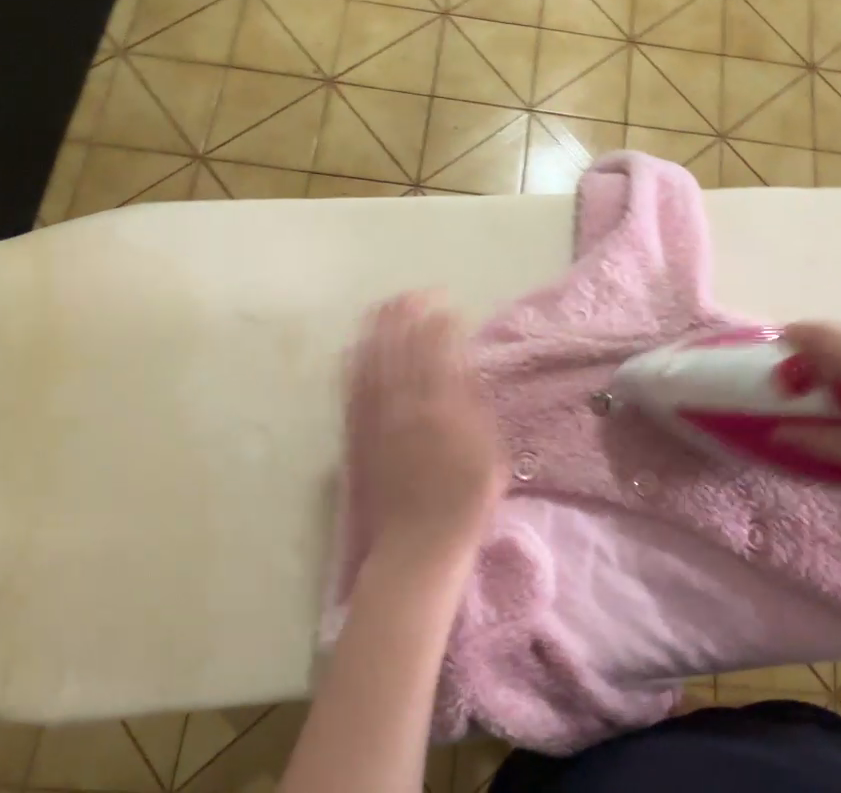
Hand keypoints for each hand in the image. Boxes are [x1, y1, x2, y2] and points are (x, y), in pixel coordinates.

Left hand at [347, 293, 505, 558]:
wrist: (416, 546)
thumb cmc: (464, 504)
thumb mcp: (490, 453)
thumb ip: (476, 404)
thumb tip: (465, 364)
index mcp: (439, 406)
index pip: (436, 348)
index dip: (442, 322)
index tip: (451, 309)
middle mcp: (401, 404)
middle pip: (397, 343)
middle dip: (406, 312)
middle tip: (418, 296)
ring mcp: (373, 418)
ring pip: (369, 358)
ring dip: (378, 327)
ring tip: (389, 307)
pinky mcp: (354, 433)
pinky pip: (350, 386)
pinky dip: (356, 358)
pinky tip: (359, 345)